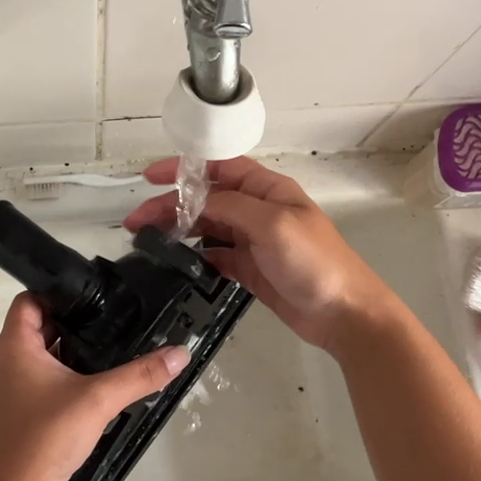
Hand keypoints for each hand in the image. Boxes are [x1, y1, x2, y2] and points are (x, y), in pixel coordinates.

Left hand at [0, 293, 189, 480]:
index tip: (91, 299)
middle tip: (105, 325)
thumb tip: (178, 354)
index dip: (56, 294)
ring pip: (34, 358)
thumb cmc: (47, 437)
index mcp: (13, 347)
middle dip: (68, 325)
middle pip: (34, 328)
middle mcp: (2, 363)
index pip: (28, 300)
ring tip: (102, 354)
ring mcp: (3, 390)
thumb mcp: (99, 400)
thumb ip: (140, 375)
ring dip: (63, 354)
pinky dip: (56, 379)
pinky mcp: (11, 414)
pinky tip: (85, 391)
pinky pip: (33, 383)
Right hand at [124, 157, 397, 350]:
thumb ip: (229, 207)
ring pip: (206, 228)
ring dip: (178, 230)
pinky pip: (214, 256)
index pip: (219, 167)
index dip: (184, 169)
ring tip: (148, 240)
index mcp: (268, 190)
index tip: (151, 177)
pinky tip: (175, 262)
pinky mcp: (250, 269)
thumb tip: (192, 203)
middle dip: (171, 205)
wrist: (343, 313)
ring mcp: (253, 241)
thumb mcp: (272, 224)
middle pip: (206, 199)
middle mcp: (258, 210)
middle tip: (137, 220)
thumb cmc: (314, 262)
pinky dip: (194, 257)